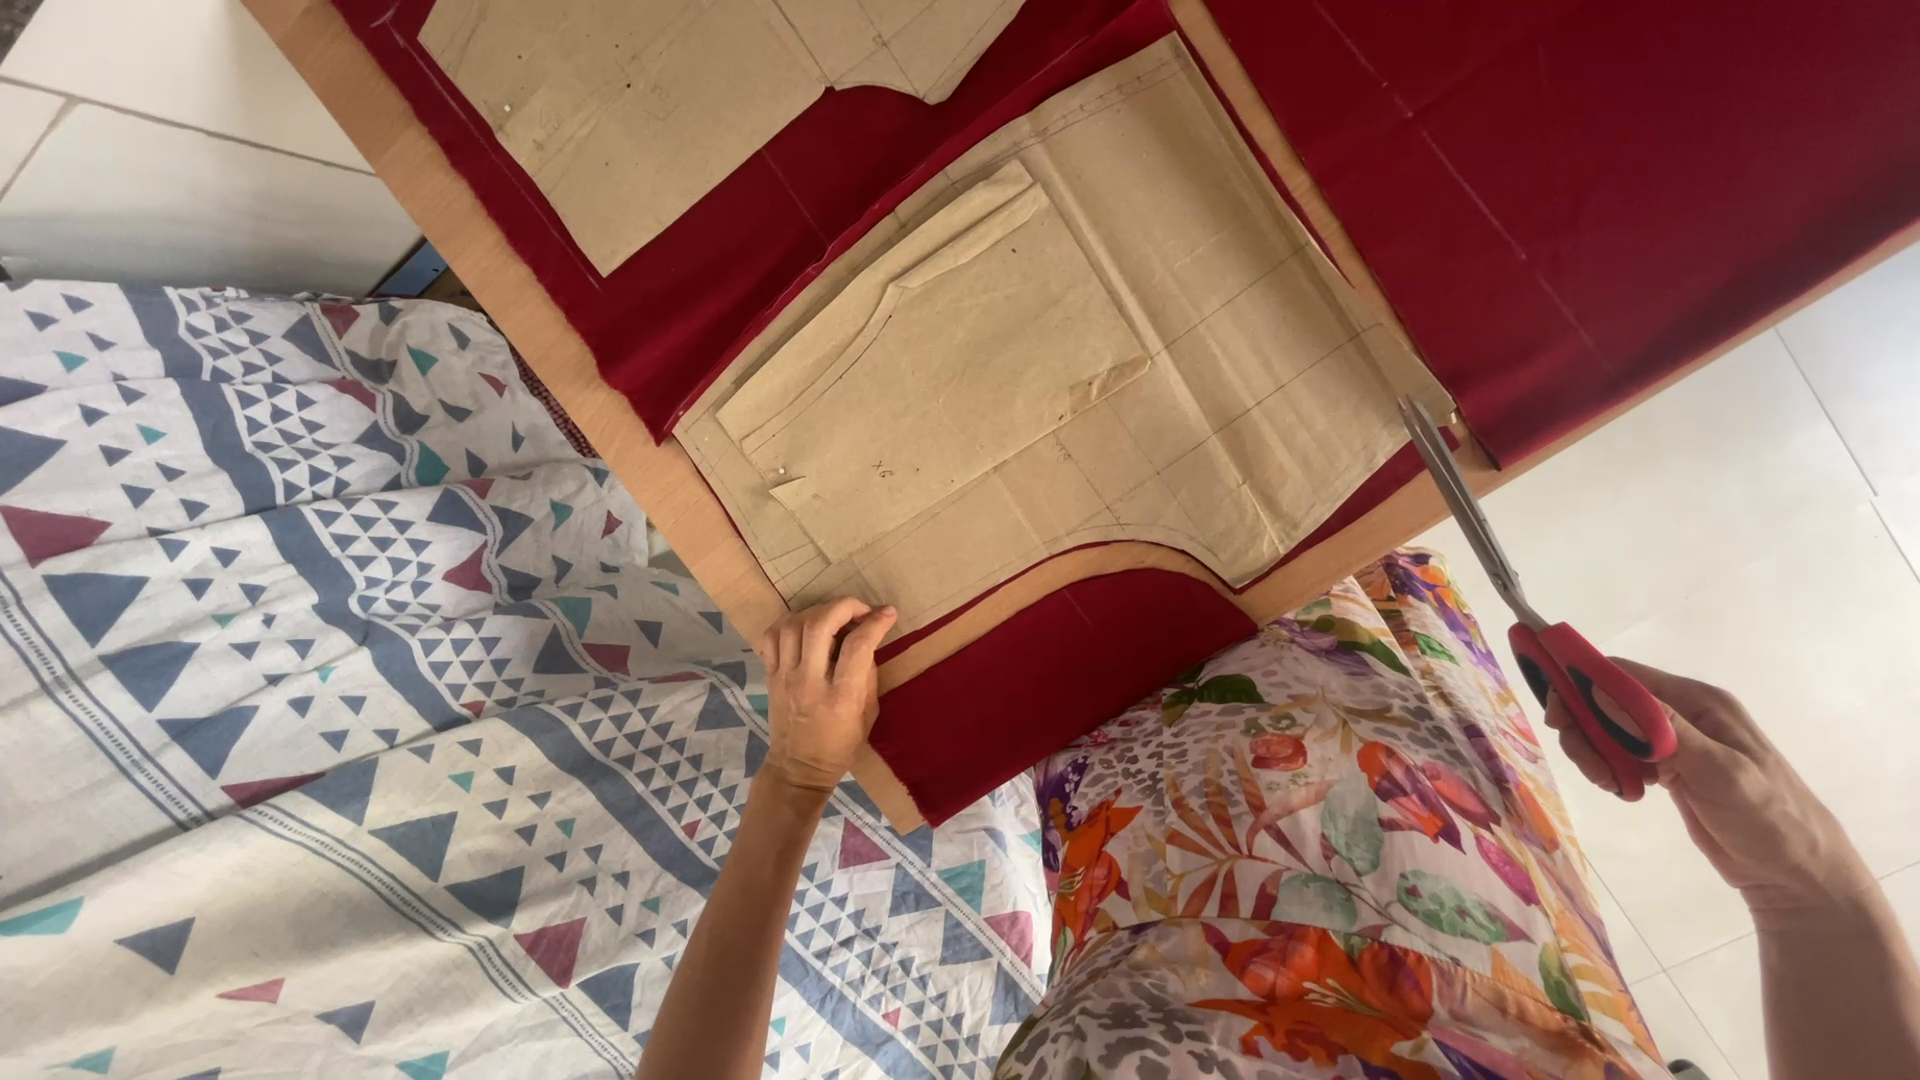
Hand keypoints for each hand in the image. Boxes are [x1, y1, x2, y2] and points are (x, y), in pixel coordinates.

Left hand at [755, 597, 897, 793]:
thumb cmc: (840, 746)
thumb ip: (868, 675)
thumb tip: (867, 641)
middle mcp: (809, 682)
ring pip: (793, 625)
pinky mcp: (770, 676)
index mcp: (841, 697)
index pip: (857, 646)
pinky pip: (771, 636)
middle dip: (844, 606)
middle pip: (819, 625)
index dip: (875, 622)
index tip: (888, 613)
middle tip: (860, 609)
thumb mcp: (868, 714)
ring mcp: (785, 677)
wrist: (798, 768)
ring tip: (833, 616)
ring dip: (817, 611)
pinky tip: (805, 624)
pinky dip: (788, 621)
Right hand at [1545, 658, 1872, 915]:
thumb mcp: (1719, 771)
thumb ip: (1662, 729)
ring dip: (1594, 754)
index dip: (1579, 686)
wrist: (1800, 878)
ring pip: (1605, 729)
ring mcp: (1674, 740)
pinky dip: (1609, 770)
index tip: (1557, 718)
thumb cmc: (1770, 820)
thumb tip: (1598, 689)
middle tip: (1588, 767)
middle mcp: (1682, 712)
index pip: (1621, 674)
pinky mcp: (1666, 765)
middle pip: (1604, 702)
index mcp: (1698, 702)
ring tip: (1609, 786)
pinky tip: (1625, 792)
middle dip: (1584, 730)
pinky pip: (1618, 754)